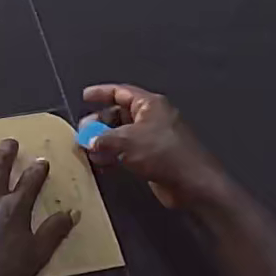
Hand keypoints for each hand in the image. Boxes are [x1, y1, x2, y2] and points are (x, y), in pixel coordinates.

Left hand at [0, 139, 78, 275]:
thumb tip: (73, 212)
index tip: (41, 160)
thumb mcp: (39, 253)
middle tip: (9, 142)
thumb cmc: (8, 273)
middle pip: (0, 169)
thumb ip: (55, 230)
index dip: (37, 169)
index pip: (30, 181)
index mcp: (16, 208)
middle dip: (6, 153)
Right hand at [79, 83, 231, 209]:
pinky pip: (127, 150)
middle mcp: (151, 118)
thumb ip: (102, 138)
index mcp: (149, 105)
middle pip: (119, 113)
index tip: (84, 96)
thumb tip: (87, 141)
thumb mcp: (126, 141)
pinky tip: (100, 163)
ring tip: (87, 150)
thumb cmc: (162, 153)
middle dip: (99, 122)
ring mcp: (152, 138)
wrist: (192, 183)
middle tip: (82, 132)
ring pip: (121, 134)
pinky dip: (113, 154)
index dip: (101, 93)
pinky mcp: (152, 157)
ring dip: (103, 141)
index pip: (121, 92)